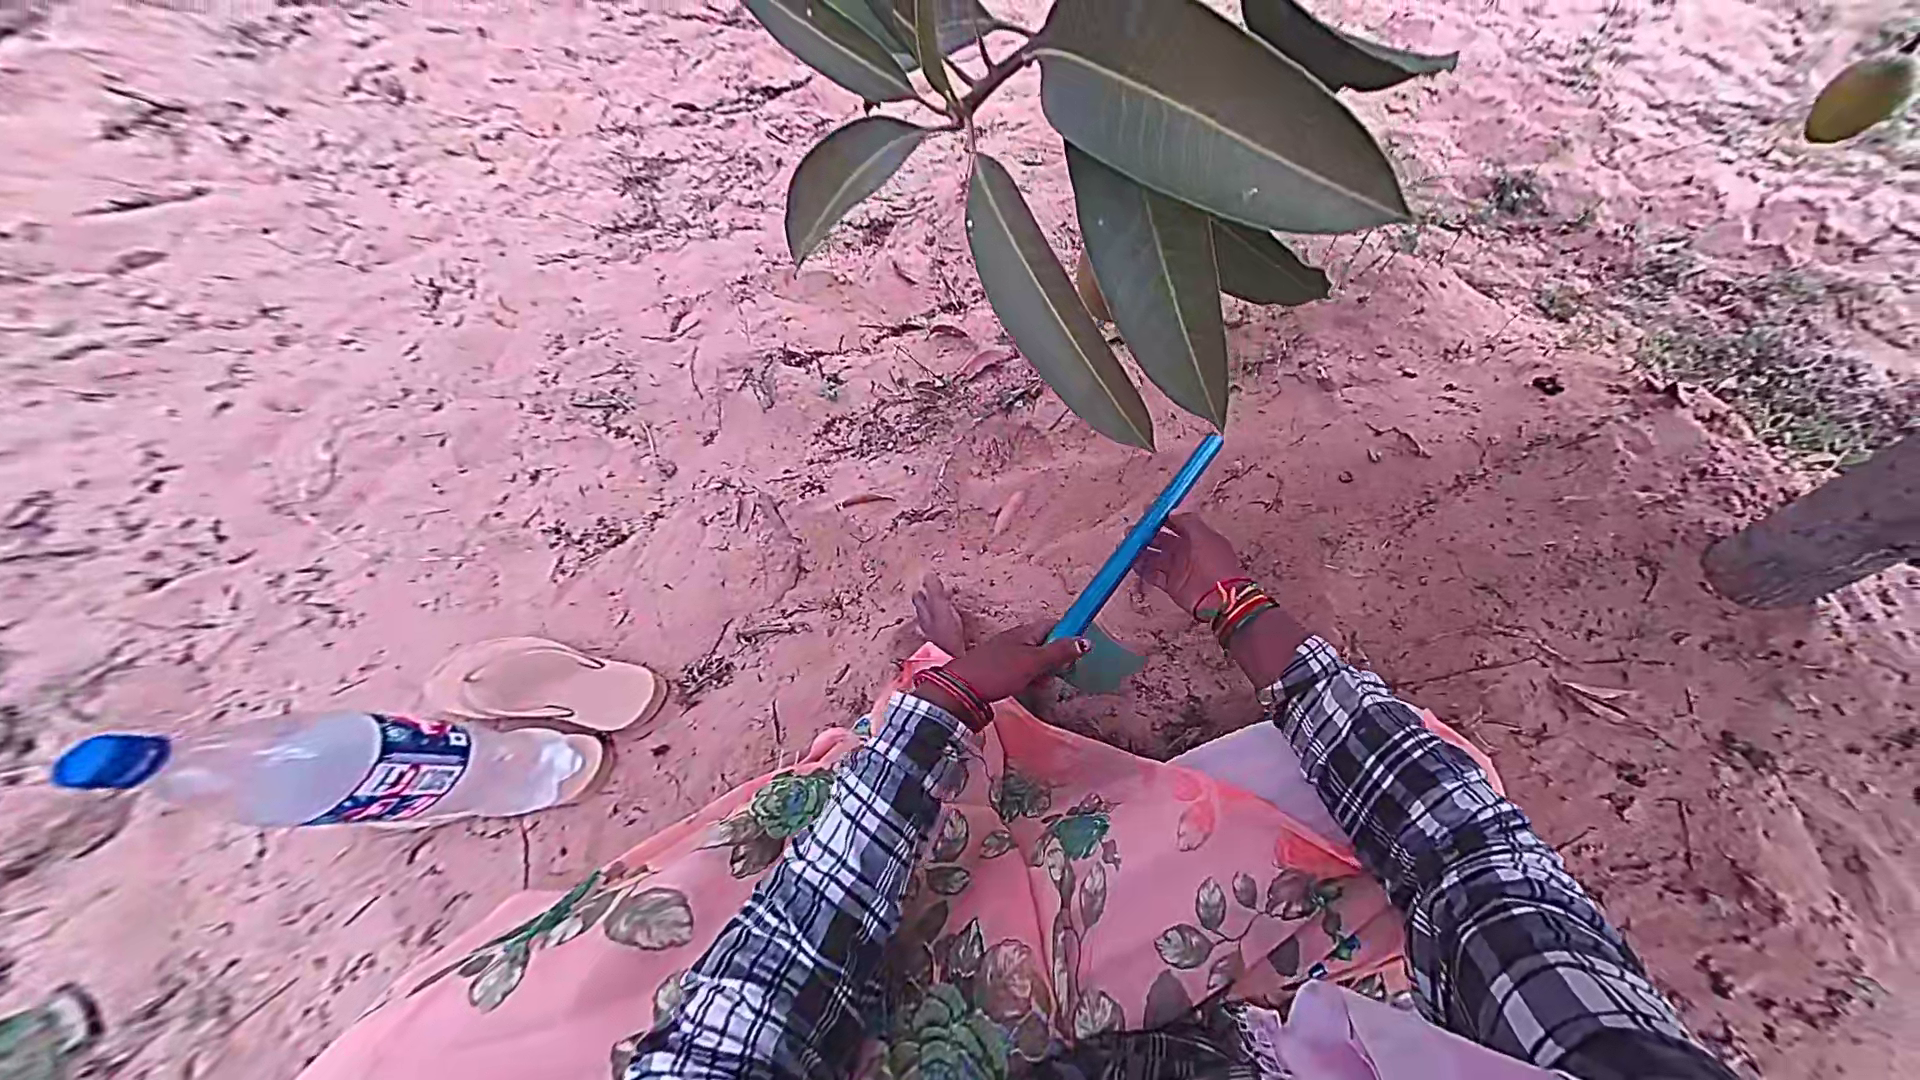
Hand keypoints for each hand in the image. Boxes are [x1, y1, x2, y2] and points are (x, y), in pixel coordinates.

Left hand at [919, 620, 1087, 728]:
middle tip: (1058, 672)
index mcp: (1025, 632)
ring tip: (1040, 682)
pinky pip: (1022, 670)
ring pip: (1034, 658)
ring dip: (1043, 670)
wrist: (961, 688)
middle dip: (1056, 657)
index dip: (1068, 633)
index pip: (1053, 624)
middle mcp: (1016, 639)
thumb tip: (1084, 641)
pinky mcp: (999, 668)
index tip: (1078, 649)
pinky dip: (1029, 678)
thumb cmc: (996, 671)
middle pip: (1045, 642)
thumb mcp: (1033, 662)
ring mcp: (1006, 653)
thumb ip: (1058, 652)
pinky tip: (1027, 687)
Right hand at [1135, 512, 1244, 617]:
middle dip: (1146, 536)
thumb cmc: (1215, 564)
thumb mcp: (1203, 535)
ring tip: (1127, 547)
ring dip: (1140, 552)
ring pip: (1154, 558)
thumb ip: (1187, 521)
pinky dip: (1142, 570)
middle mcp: (1185, 553)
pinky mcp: (1171, 585)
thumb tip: (1172, 512)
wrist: (1219, 597)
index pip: (1175, 525)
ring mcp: (1177, 569)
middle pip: (1161, 541)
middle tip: (1131, 532)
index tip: (1147, 515)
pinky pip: (1152, 575)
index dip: (1161, 519)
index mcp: (1195, 538)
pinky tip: (1132, 564)